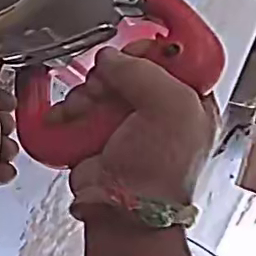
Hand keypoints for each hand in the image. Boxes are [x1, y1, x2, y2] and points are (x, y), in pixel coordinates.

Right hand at [55, 40, 217, 211]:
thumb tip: (112, 57)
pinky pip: (76, 108)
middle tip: (104, 90)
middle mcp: (156, 106)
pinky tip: (67, 119)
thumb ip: (145, 72)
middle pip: (126, 68)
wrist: (119, 206)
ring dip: (84, 96)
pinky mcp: (93, 132)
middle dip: (108, 76)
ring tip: (83, 111)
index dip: (150, 49)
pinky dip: (67, 111)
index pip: (172, 54)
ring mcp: (123, 120)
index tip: (134, 52)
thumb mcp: (171, 109)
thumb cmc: (158, 171)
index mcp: (189, 97)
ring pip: (96, 86)